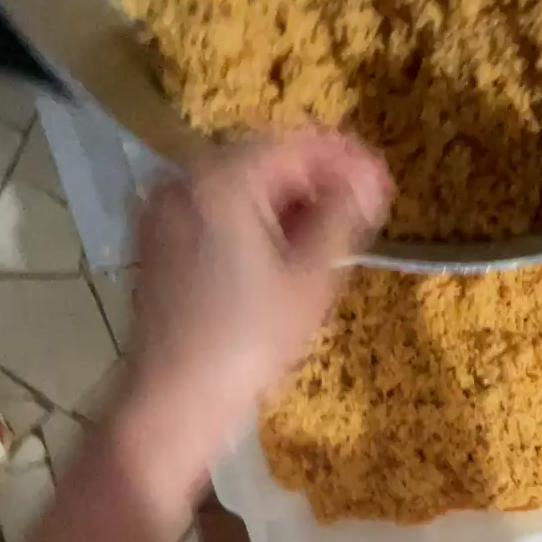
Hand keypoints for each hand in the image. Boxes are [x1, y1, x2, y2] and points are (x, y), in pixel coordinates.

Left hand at [120, 132, 393, 475]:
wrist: (176, 397)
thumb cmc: (251, 340)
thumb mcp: (311, 279)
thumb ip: (343, 217)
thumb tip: (370, 179)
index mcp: (222, 180)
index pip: (296, 145)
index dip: (346, 159)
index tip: (382, 178)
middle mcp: (183, 179)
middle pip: (264, 162)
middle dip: (316, 182)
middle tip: (362, 209)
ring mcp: (165, 209)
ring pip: (240, 189)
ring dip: (288, 204)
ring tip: (329, 235)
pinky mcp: (159, 240)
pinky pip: (217, 213)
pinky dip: (256, 222)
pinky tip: (283, 251)